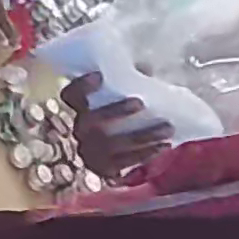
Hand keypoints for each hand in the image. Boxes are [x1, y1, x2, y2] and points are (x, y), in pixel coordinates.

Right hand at [60, 72, 174, 178]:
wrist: (116, 158)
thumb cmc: (122, 120)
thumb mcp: (124, 99)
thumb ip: (133, 83)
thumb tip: (148, 70)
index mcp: (82, 110)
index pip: (71, 96)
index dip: (81, 87)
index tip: (99, 77)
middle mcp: (81, 131)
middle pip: (89, 121)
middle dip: (114, 111)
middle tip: (139, 103)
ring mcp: (91, 152)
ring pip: (112, 144)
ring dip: (141, 136)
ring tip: (167, 128)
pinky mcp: (104, 168)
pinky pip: (123, 162)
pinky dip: (145, 154)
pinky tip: (164, 146)